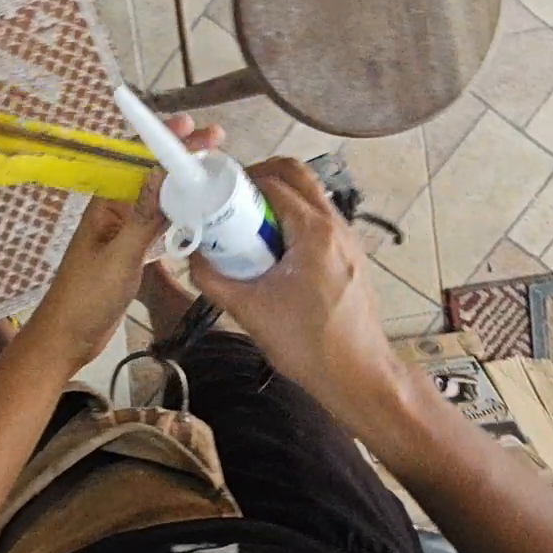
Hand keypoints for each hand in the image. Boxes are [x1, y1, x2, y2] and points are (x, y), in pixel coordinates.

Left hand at [14, 116, 222, 375]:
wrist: (68, 337)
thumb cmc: (85, 298)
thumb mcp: (119, 256)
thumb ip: (143, 217)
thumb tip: (162, 172)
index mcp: (105, 205)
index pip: (137, 162)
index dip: (163, 141)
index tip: (191, 127)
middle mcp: (115, 211)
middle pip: (151, 175)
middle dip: (180, 157)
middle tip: (216, 143)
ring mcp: (124, 231)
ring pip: (158, 198)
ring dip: (184, 184)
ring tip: (214, 171)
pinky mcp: (132, 251)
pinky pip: (160, 223)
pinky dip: (180, 214)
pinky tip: (201, 212)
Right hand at [187, 158, 399, 423]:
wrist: (360, 377)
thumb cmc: (308, 345)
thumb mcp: (248, 311)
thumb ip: (212, 278)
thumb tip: (192, 254)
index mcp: (314, 233)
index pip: (272, 183)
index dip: (238, 183)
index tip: (214, 195)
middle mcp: (335, 226)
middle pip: (296, 175)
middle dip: (259, 177)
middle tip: (230, 199)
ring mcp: (347, 239)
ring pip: (309, 194)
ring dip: (277, 198)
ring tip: (247, 225)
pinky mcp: (349, 254)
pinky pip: (317, 218)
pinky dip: (291, 218)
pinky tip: (271, 250)